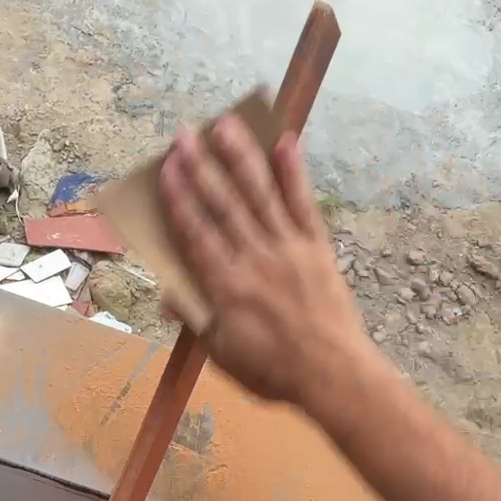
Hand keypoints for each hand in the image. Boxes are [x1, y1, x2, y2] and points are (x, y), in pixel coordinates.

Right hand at [159, 116, 370, 407]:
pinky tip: (286, 143)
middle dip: (202, 168)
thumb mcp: (222, 355)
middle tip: (185, 134)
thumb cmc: (272, 371)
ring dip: (241, 158)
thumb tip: (166, 295)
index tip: (166, 168)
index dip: (179, 198)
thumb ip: (196, 320)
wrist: (333, 376)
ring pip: (260, 195)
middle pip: (224, 206)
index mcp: (226, 286)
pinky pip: (303, 205)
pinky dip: (294, 174)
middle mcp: (254, 258)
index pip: (196, 233)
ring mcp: (289, 249)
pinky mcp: (317, 248)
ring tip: (225, 124)